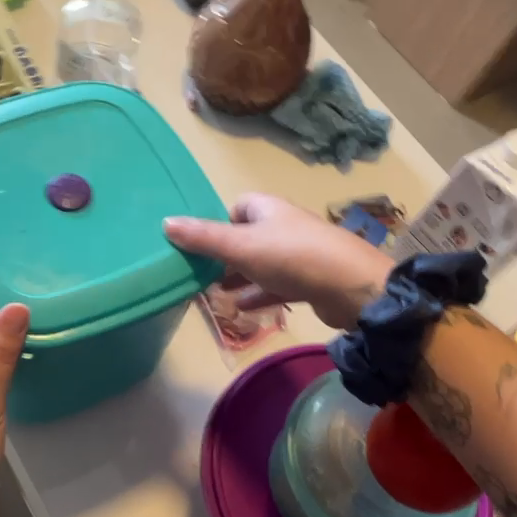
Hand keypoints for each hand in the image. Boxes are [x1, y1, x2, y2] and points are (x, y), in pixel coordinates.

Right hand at [164, 193, 393, 328]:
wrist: (351, 287)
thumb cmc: (291, 257)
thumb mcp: (240, 246)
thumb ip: (204, 237)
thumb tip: (166, 222)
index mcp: (268, 209)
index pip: (237, 207)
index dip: (218, 223)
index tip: (202, 246)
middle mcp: (284, 226)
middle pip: (247, 237)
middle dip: (225, 255)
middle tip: (202, 274)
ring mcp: (299, 253)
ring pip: (261, 263)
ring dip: (240, 277)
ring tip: (216, 294)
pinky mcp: (310, 280)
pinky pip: (277, 284)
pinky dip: (260, 294)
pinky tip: (243, 308)